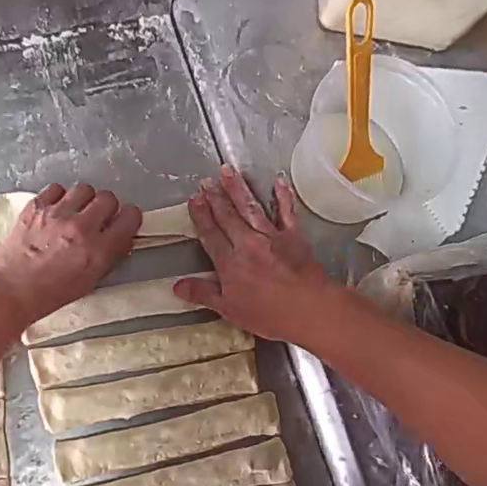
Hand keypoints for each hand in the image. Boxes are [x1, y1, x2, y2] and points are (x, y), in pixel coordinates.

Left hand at [0, 182, 139, 328]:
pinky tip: (55, 211)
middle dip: (106, 208)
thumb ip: (108, 256)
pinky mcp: (36, 206)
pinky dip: (59, 197)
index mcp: (97, 251)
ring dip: (84, 200)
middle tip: (96, 219)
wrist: (10, 289)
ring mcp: (57, 214)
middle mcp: (80, 228)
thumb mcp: (89, 281)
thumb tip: (119, 237)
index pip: (129, 218)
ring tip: (74, 213)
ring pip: (84, 189)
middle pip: (108, 198)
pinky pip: (57, 188)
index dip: (128, 219)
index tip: (122, 222)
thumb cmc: (49, 293)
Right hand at [175, 166, 336, 342]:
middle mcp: (247, 243)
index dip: (200, 216)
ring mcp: (271, 237)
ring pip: (250, 208)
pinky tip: (277, 182)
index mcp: (229, 262)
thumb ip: (203, 294)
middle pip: (227, 216)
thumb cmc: (268, 314)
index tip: (194, 200)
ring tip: (228, 171)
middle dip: (215, 197)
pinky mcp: (293, 236)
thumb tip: (177, 286)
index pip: (210, 234)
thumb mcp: (228, 309)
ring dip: (238, 189)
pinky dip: (281, 196)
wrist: (309, 308)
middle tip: (206, 181)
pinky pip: (286, 211)